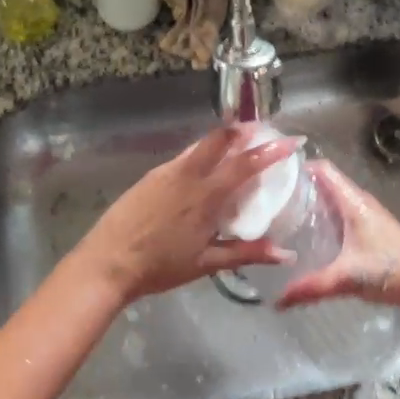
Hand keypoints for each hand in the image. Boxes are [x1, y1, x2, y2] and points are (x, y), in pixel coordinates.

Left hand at [71, 125, 300, 304]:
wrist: (107, 262)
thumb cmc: (160, 267)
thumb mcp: (206, 264)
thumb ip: (246, 253)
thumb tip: (285, 254)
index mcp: (206, 195)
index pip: (246, 164)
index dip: (271, 151)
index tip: (292, 140)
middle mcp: (189, 174)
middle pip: (221, 139)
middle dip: (244, 131)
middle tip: (261, 132)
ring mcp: (167, 171)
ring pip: (201, 145)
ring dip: (222, 140)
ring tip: (237, 145)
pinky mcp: (151, 175)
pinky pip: (184, 156)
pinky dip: (201, 153)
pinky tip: (203, 168)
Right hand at [275, 160, 399, 311]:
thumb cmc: (390, 269)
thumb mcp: (347, 278)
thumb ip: (312, 287)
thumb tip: (276, 301)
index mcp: (353, 201)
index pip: (323, 169)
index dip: (299, 167)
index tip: (273, 175)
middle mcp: (359, 202)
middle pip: (325, 184)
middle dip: (299, 189)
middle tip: (271, 200)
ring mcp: (366, 216)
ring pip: (333, 201)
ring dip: (311, 205)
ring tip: (283, 217)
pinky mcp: (371, 231)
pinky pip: (341, 216)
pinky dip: (324, 219)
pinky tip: (310, 237)